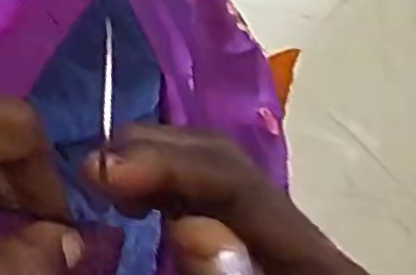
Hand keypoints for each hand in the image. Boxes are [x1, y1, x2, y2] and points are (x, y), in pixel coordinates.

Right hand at [85, 124, 365, 274]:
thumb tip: (193, 226)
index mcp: (323, 269)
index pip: (237, 181)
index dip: (165, 163)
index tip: (102, 175)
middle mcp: (302, 242)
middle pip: (220, 161)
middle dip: (148, 153)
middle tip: (92, 174)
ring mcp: (277, 241)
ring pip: (207, 167)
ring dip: (146, 162)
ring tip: (103, 183)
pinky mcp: (243, 246)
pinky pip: (201, 193)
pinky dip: (156, 183)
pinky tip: (129, 198)